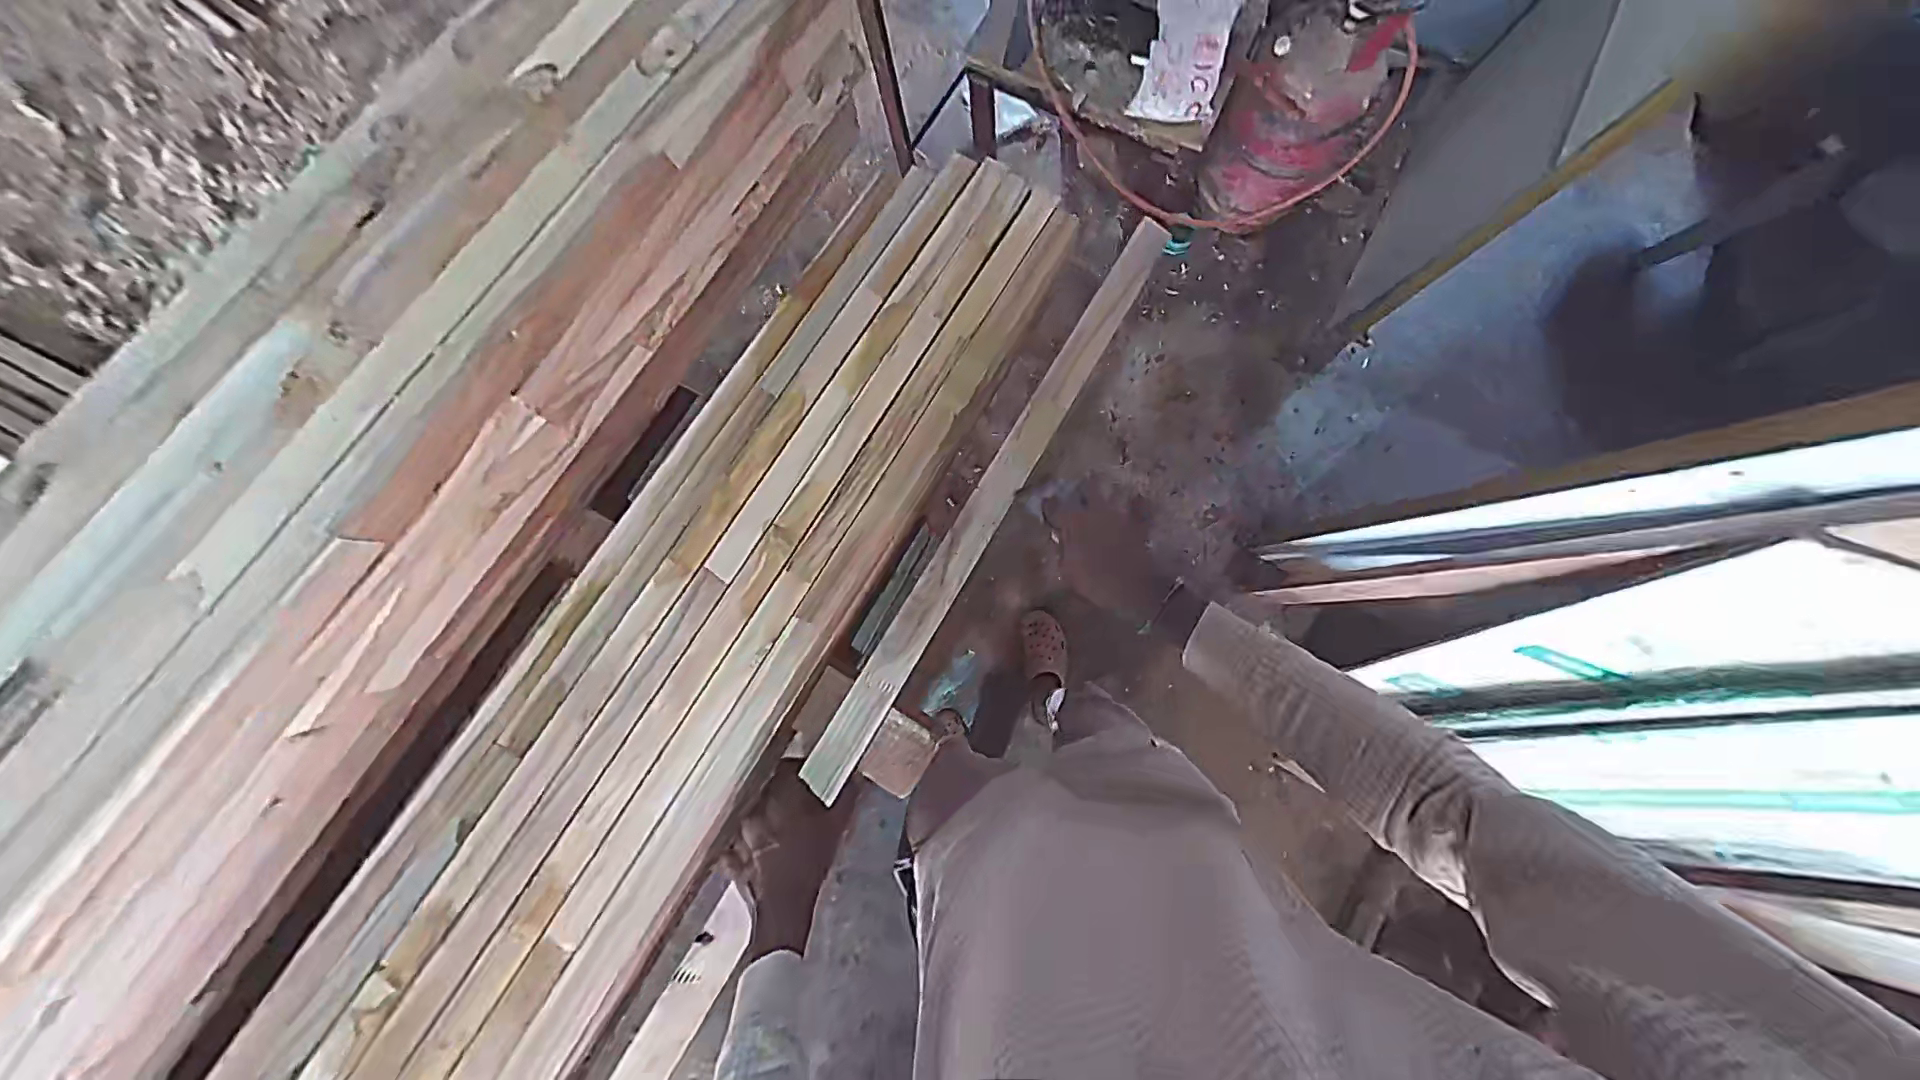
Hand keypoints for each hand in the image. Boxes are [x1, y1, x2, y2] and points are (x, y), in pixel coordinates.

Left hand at [723, 763, 857, 961]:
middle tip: (796, 801)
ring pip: (750, 809)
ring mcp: (739, 829)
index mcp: (781, 793)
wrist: (784, 906)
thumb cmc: (811, 862)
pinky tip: (759, 844)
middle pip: (766, 785)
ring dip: (763, 812)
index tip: (806, 776)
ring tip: (780, 824)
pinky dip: (745, 837)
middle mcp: (756, 806)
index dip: (798, 768)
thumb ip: (848, 796)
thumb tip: (856, 779)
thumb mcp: (837, 826)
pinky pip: (735, 835)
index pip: (786, 766)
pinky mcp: (730, 851)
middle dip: (780, 790)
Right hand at [1042, 486, 1178, 627]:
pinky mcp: (1139, 522)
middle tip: (1081, 489)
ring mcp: (1120, 514)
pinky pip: (1139, 505)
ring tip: (1108, 489)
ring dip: (1110, 490)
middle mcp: (1096, 511)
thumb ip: (1063, 548)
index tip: (1047, 503)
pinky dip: (1137, 502)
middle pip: (1089, 487)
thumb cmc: (1093, 583)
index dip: (1050, 504)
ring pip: (1114, 490)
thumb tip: (1060, 536)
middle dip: (1084, 486)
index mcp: (1074, 522)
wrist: (1130, 589)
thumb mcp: (1068, 569)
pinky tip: (1136, 500)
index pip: (1056, 505)